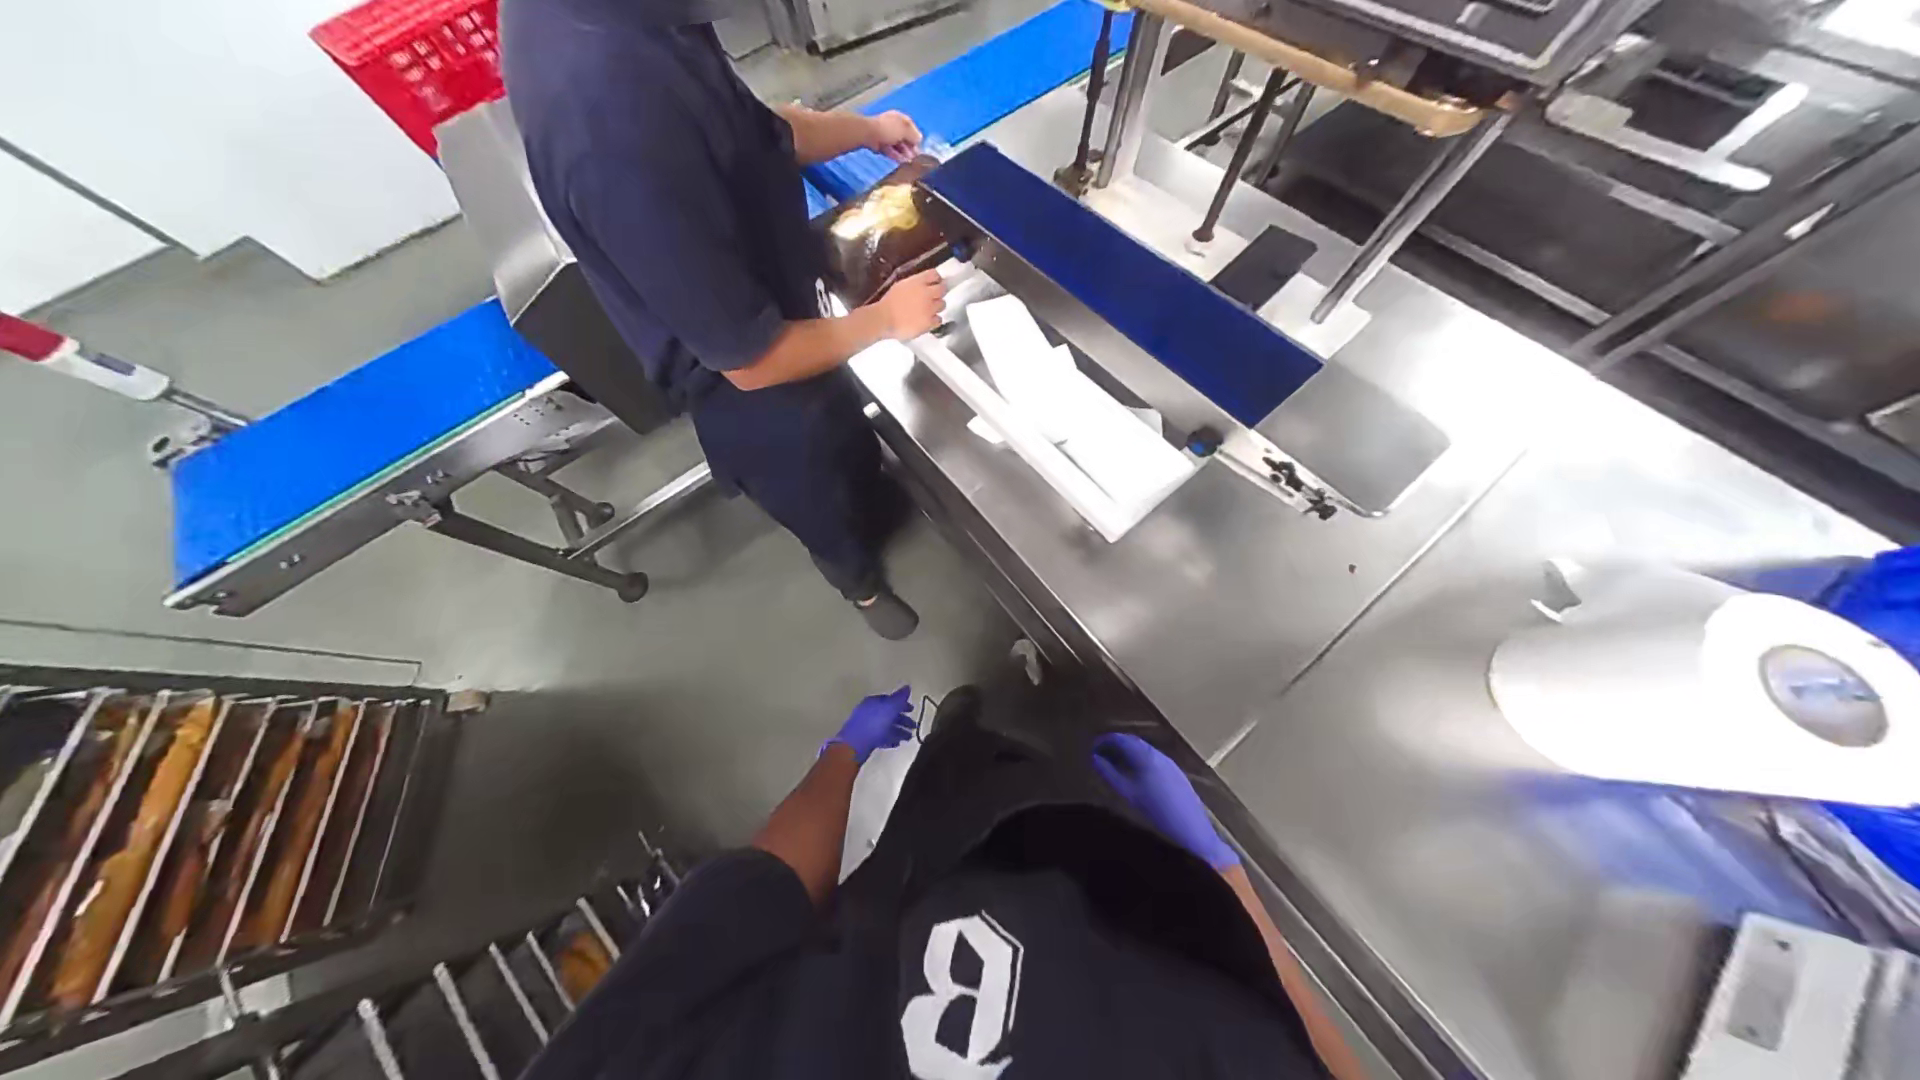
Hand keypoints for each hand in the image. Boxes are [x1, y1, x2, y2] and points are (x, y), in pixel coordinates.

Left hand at [825, 686, 915, 762]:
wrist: (855, 745)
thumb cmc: (874, 723)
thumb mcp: (889, 708)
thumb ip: (899, 698)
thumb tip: (907, 686)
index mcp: (874, 702)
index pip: (890, 700)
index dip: (902, 704)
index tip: (912, 710)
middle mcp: (870, 712)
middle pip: (889, 714)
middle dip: (902, 719)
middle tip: (914, 726)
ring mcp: (867, 726)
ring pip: (886, 726)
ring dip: (898, 731)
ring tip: (908, 738)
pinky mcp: (866, 739)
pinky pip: (881, 736)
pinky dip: (890, 738)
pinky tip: (897, 743)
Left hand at [866, 110, 921, 162]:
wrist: (870, 134)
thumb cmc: (889, 129)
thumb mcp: (905, 129)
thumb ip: (914, 135)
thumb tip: (920, 139)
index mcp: (900, 119)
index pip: (911, 128)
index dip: (916, 138)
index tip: (919, 147)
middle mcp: (894, 126)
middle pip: (905, 138)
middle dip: (910, 148)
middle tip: (915, 157)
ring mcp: (887, 135)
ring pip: (898, 146)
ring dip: (904, 153)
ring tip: (909, 161)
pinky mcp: (881, 145)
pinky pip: (891, 151)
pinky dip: (896, 156)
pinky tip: (901, 162)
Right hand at [870, 270, 945, 340]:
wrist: (884, 319)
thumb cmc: (888, 303)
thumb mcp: (900, 286)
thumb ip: (913, 285)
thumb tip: (920, 285)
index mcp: (918, 282)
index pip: (935, 274)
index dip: (936, 279)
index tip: (934, 283)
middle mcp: (927, 293)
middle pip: (942, 289)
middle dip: (939, 293)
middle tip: (933, 298)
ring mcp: (930, 308)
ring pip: (942, 304)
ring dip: (937, 307)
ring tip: (928, 311)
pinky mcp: (929, 322)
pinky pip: (939, 320)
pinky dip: (934, 321)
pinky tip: (927, 322)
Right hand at [1092, 733, 1238, 869]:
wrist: (1193, 831)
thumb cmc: (1157, 813)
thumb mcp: (1128, 794)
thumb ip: (1110, 774)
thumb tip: (1094, 758)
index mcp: (1146, 756)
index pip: (1121, 739)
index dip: (1105, 740)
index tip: (1092, 747)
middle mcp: (1158, 754)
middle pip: (1133, 741)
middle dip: (1116, 744)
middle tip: (1101, 754)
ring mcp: (1169, 763)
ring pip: (1144, 749)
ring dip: (1128, 751)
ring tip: (1114, 762)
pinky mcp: (1176, 772)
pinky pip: (1153, 757)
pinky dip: (1139, 758)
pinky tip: (1135, 772)